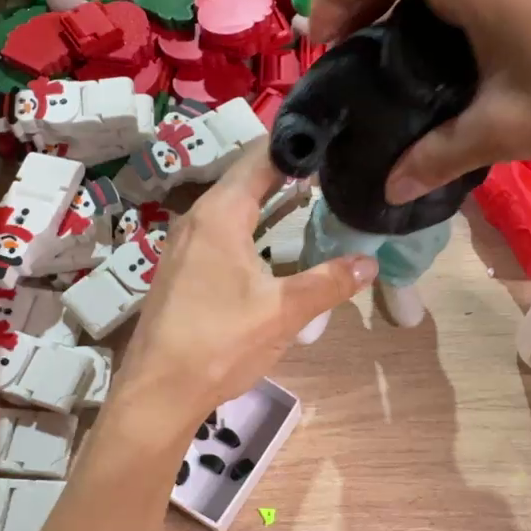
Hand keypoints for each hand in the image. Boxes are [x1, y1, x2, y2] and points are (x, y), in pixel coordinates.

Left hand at [110, 150, 377, 430]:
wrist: (160, 391)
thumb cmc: (221, 342)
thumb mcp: (284, 312)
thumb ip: (330, 282)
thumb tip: (370, 262)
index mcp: (220, 214)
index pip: (261, 158)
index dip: (297, 145)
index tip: (333, 139)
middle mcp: (198, 218)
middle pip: (246, 178)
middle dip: (287, 171)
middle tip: (332, 166)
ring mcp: (186, 243)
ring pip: (233, 206)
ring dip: (268, 200)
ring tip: (311, 196)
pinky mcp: (184, 268)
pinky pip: (223, 230)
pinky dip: (252, 225)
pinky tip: (273, 242)